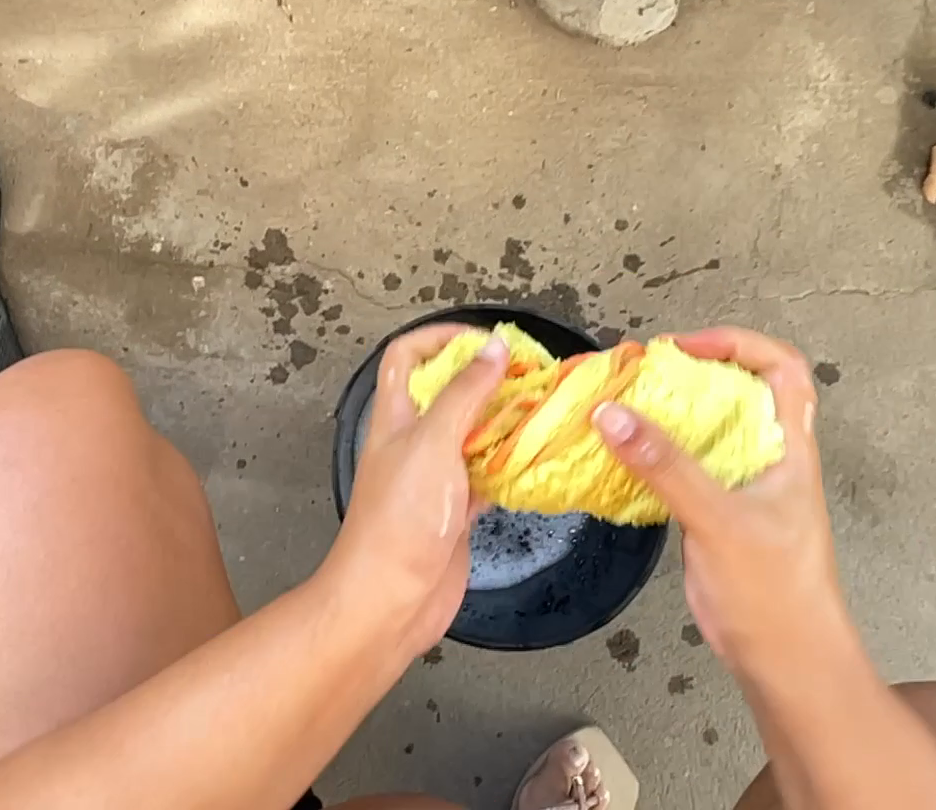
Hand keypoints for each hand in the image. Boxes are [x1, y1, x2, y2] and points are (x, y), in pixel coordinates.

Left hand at [322, 323, 506, 661]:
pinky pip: (486, 473)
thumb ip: (464, 394)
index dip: (442, 337)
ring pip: (472, 431)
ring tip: (544, 411)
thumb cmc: (401, 517)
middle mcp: (414, 437)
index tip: (488, 342)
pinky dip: (510, 464)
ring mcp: (435, 473)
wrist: (391, 598)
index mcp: (396, 413)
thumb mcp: (433, 442)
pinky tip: (538, 460)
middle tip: (531, 375)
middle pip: (447, 390)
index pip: (408, 354)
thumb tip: (494, 348)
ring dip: (504, 420)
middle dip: (485, 377)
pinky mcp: (455, 507)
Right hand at [592, 326, 860, 687]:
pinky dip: (647, 448)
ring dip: (662, 410)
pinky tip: (616, 450)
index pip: (780, 368)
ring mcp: (736, 483)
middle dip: (687, 371)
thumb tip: (609, 412)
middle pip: (734, 390)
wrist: (784, 663)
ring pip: (701, 426)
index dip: (736, 344)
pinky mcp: (710, 508)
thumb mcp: (719, 519)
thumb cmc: (774, 591)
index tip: (684, 347)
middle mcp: (763, 456)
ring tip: (618, 402)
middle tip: (639, 371)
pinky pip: (676, 461)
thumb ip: (664, 465)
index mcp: (787, 447)